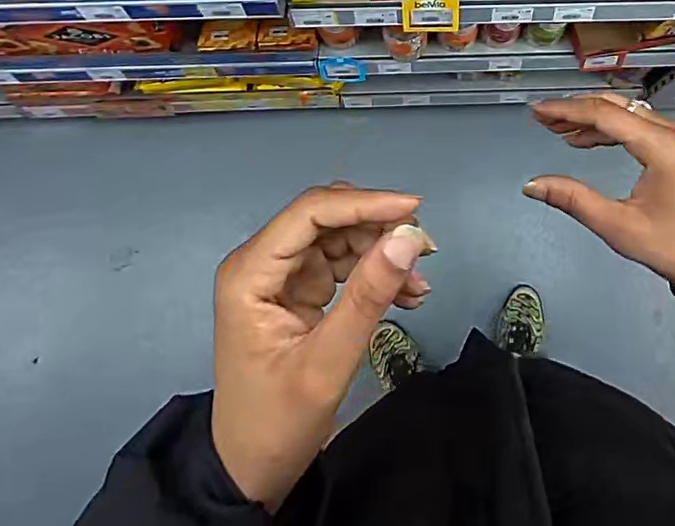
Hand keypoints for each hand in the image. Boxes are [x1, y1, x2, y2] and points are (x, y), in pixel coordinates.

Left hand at [211, 184, 432, 509]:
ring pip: (341, 237)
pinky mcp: (301, 287)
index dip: (363, 203)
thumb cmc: (275, 423)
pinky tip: (406, 292)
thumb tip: (408, 239)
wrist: (250, 471)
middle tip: (423, 248)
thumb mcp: (326, 364)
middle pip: (327, 219)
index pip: (310, 213)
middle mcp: (262, 261)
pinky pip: (345, 262)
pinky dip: (376, 272)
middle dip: (377, 226)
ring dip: (382, 251)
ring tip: (418, 280)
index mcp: (250, 272)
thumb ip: (368, 297)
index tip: (412, 208)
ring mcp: (283, 273)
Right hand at [524, 94, 674, 288]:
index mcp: (663, 148)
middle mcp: (673, 134)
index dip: (566, 110)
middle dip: (574, 110)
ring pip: (624, 112)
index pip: (605, 114)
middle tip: (542, 118)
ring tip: (557, 129)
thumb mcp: (620, 228)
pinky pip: (636, 123)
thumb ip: (573, 201)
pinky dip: (607, 127)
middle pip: (614, 106)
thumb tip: (535, 185)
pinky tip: (586, 138)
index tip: (539, 112)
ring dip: (589, 117)